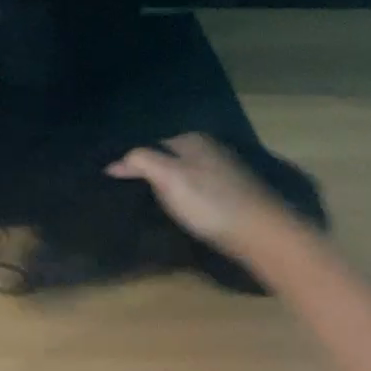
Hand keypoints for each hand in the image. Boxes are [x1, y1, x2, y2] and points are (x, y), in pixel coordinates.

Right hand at [106, 133, 293, 252]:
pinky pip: (196, 187)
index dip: (132, 163)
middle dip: (150, 172)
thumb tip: (113, 163)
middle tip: (129, 195)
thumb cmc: (207, 201)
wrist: (257, 231)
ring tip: (149, 205)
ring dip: (166, 186)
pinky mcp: (231, 190)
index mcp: (193, 140)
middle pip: (168, 158)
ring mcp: (223, 169)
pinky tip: (178, 210)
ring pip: (183, 173)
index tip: (116, 184)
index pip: (150, 146)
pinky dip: (184, 196)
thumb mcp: (167, 176)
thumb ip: (139, 161)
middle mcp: (210, 148)